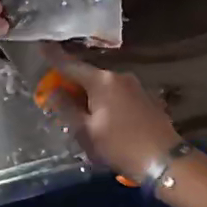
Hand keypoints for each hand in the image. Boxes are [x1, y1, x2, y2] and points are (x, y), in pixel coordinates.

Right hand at [39, 46, 182, 180]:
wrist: (165, 161)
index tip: (41, 45)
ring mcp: (135, 86)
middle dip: (70, 82)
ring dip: (87, 94)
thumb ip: (66, 108)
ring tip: (76, 111)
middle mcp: (119, 77)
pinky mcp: (145, 98)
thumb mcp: (85, 130)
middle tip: (54, 95)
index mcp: (102, 81)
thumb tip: (52, 90)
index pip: (70, 65)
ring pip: (101, 85)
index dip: (53, 56)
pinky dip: (102, 100)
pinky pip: (115, 93)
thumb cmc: (120, 145)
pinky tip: (99, 116)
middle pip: (87, 75)